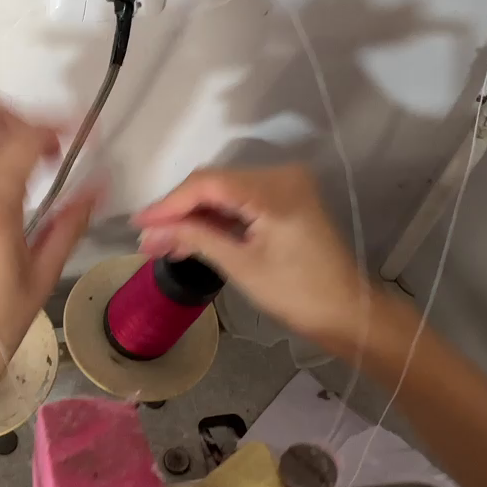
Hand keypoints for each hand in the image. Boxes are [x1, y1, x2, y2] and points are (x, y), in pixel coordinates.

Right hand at [132, 164, 374, 349]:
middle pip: (213, 183)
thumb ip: (194, 238)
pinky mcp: (285, 198)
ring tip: (161, 243)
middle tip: (147, 237)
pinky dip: (214, 218)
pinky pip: (239, 201)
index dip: (169, 203)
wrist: (348, 312)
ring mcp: (285, 185)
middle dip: (177, 211)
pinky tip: (189, 237)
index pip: (207, 184)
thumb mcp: (240, 266)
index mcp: (275, 189)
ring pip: (223, 192)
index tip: (138, 223)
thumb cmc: (297, 294)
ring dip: (193, 215)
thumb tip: (150, 232)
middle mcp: (281, 175)